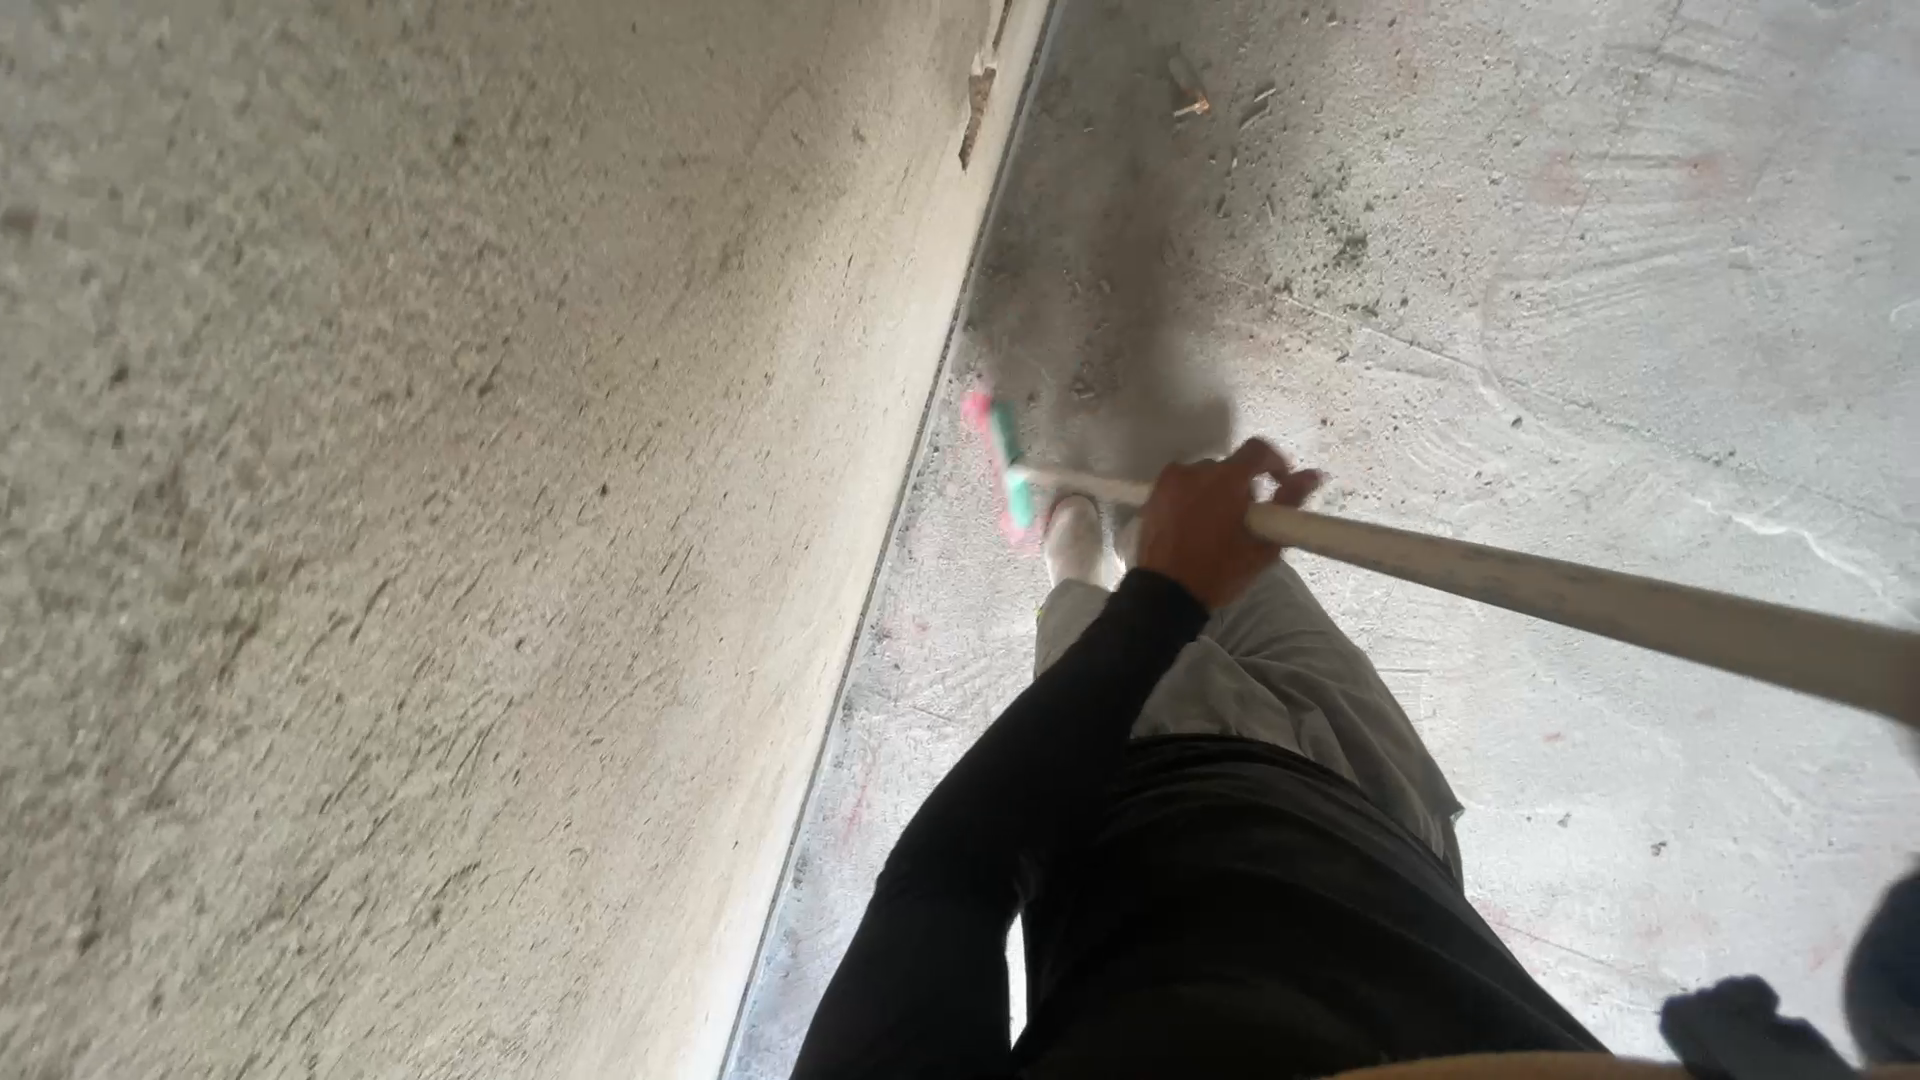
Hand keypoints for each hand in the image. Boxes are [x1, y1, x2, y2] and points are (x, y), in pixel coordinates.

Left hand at [1134, 439, 1321, 610]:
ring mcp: (1168, 483)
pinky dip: (1192, 498)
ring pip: (1201, 476)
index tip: (1279, 483)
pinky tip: (1195, 526)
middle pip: (1227, 467)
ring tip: (1218, 524)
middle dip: (1241, 485)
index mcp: (1225, 478)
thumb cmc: (1220, 571)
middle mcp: (1194, 471)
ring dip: (1215, 490)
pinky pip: (1180, 488)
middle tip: (1246, 516)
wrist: (1166, 593)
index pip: (1257, 450)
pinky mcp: (1151, 497)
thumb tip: (1313, 474)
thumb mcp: (1263, 544)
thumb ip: (1288, 502)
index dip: (1274, 463)